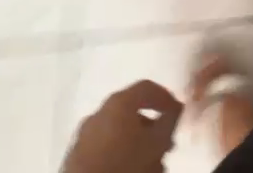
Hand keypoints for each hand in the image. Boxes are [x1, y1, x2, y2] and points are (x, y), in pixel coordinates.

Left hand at [61, 81, 184, 172]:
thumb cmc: (126, 163)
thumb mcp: (158, 141)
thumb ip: (170, 120)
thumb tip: (175, 109)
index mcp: (118, 103)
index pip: (147, 87)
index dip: (166, 97)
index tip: (178, 112)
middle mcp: (98, 113)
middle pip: (131, 111)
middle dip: (152, 126)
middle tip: (166, 143)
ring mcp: (83, 136)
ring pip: (118, 132)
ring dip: (137, 142)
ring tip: (151, 162)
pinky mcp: (74, 158)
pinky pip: (104, 147)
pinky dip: (120, 152)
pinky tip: (130, 166)